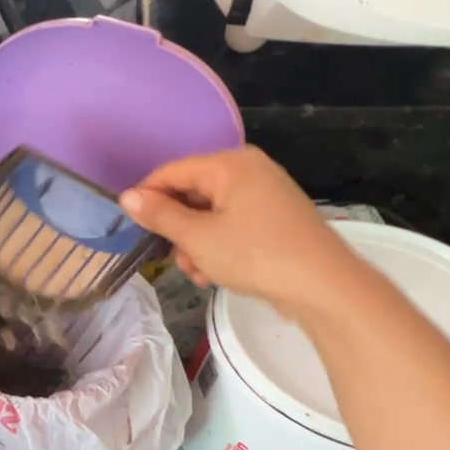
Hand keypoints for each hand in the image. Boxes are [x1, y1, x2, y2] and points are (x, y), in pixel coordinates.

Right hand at [120, 146, 364, 317]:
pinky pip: (228, 223)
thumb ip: (159, 215)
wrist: (322, 285)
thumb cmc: (255, 255)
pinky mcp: (272, 216)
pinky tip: (215, 272)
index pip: (170, 172)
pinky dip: (215, 246)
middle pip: (189, 193)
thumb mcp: (197, 238)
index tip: (132, 229)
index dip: (146, 199)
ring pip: (207, 213)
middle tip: (173, 259)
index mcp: (229, 165)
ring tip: (199, 272)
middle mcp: (247, 170)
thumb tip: (126, 197)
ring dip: (193, 244)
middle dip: (175, 228)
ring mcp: (263, 193)